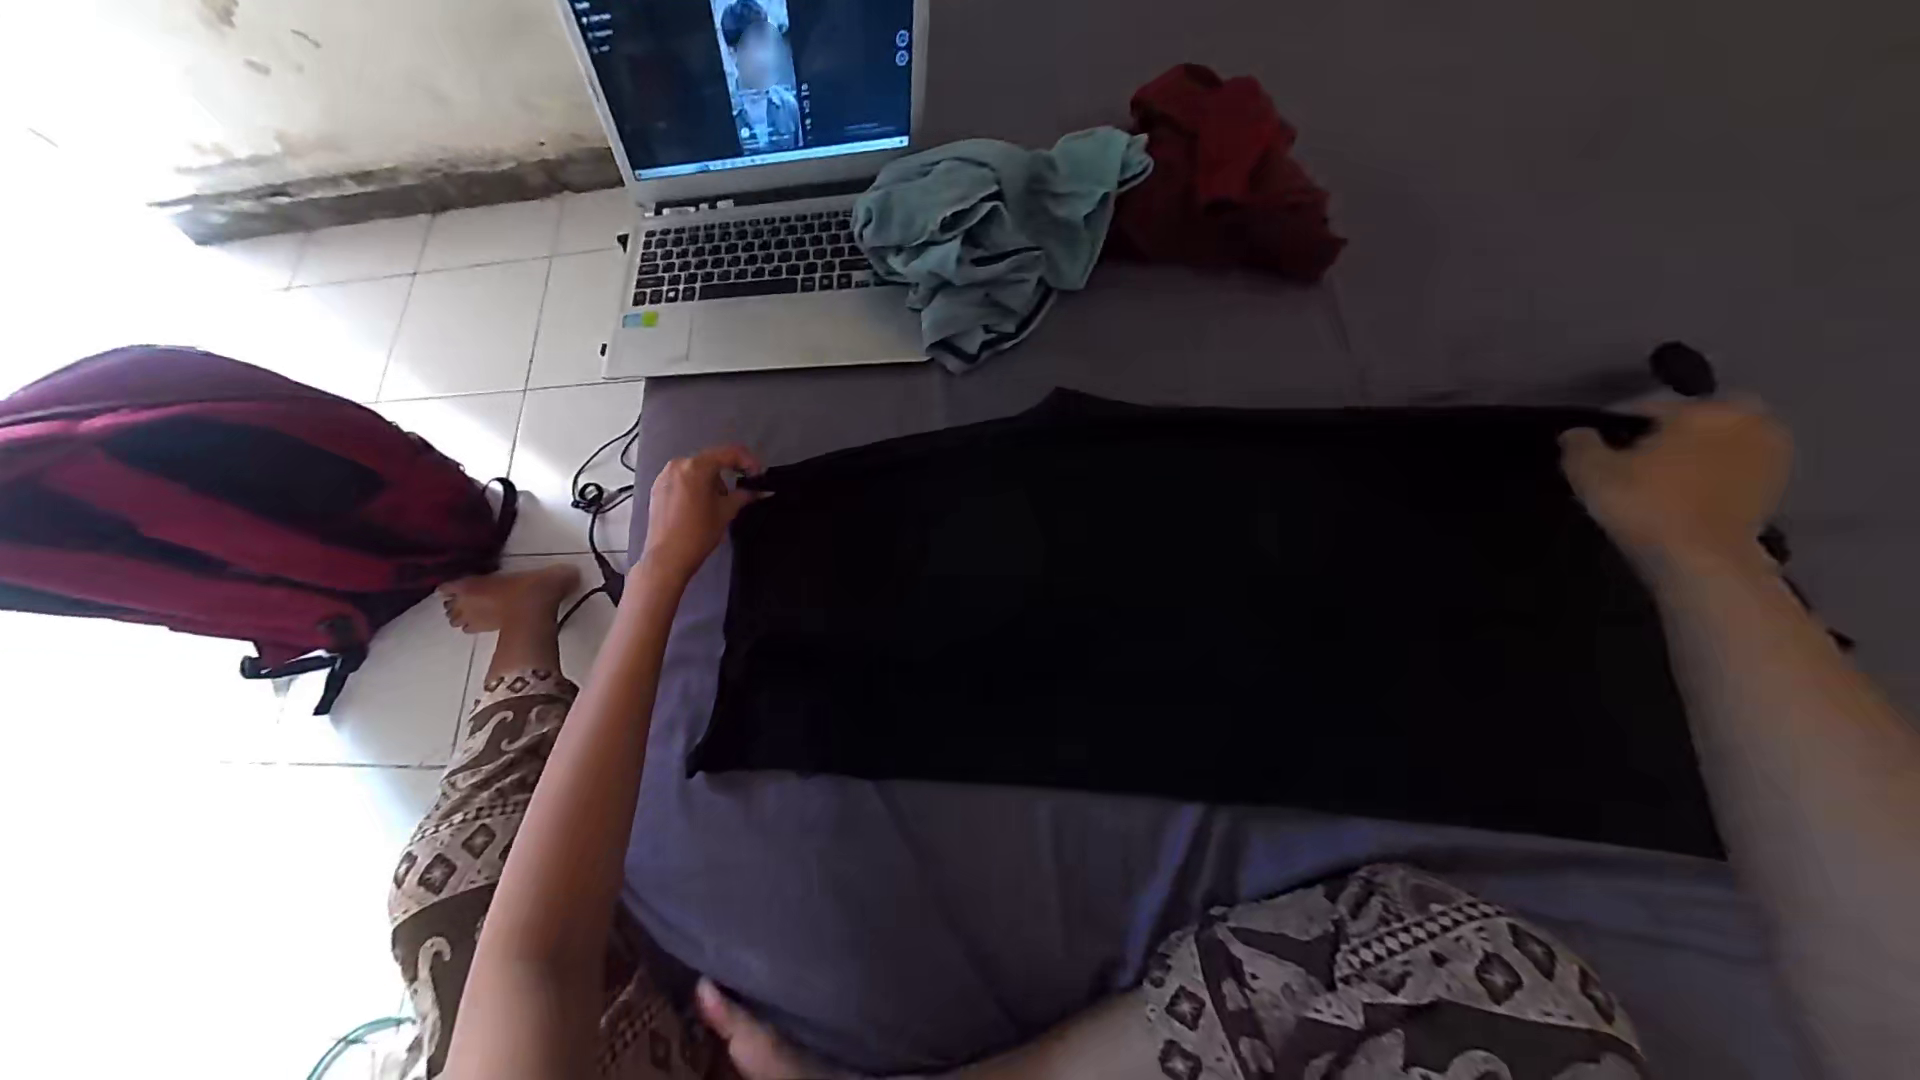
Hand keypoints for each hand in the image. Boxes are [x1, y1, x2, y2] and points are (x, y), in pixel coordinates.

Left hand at [638, 445, 764, 582]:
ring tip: (719, 502)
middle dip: (729, 472)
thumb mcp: (726, 512)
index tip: (760, 474)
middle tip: (742, 490)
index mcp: (696, 466)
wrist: (667, 557)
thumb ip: (744, 496)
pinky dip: (696, 486)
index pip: (729, 453)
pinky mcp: (658, 488)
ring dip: (712, 480)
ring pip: (696, 470)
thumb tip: (761, 492)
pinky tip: (701, 505)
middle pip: (712, 460)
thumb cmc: (699, 532)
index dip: (749, 461)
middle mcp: (678, 464)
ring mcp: (665, 476)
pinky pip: (683, 479)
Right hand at [1559, 400, 1789, 565]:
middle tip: (1634, 460)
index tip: (1595, 447)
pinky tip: (1685, 493)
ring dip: (1692, 452)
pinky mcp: (1777, 483)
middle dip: (1666, 434)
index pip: (1646, 407)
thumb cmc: (1643, 504)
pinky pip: (1733, 466)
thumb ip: (1579, 443)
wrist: (1700, 556)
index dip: (1615, 426)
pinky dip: (1711, 473)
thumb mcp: (1589, 470)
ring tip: (1659, 478)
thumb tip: (1577, 433)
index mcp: (1704, 409)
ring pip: (1716, 442)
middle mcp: (1748, 420)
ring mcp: (1771, 452)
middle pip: (1691, 421)